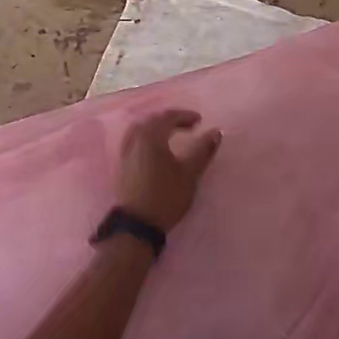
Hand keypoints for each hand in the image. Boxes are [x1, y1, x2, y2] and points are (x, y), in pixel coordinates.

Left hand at [115, 108, 220, 231]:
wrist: (137, 223)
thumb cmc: (166, 196)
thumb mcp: (189, 174)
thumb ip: (202, 150)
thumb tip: (215, 132)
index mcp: (151, 138)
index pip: (168, 117)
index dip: (185, 116)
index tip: (200, 120)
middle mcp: (135, 139)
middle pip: (152, 120)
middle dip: (171, 119)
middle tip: (188, 125)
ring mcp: (126, 151)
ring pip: (141, 129)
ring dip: (157, 127)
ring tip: (172, 134)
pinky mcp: (123, 164)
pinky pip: (135, 139)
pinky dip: (148, 136)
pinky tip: (156, 147)